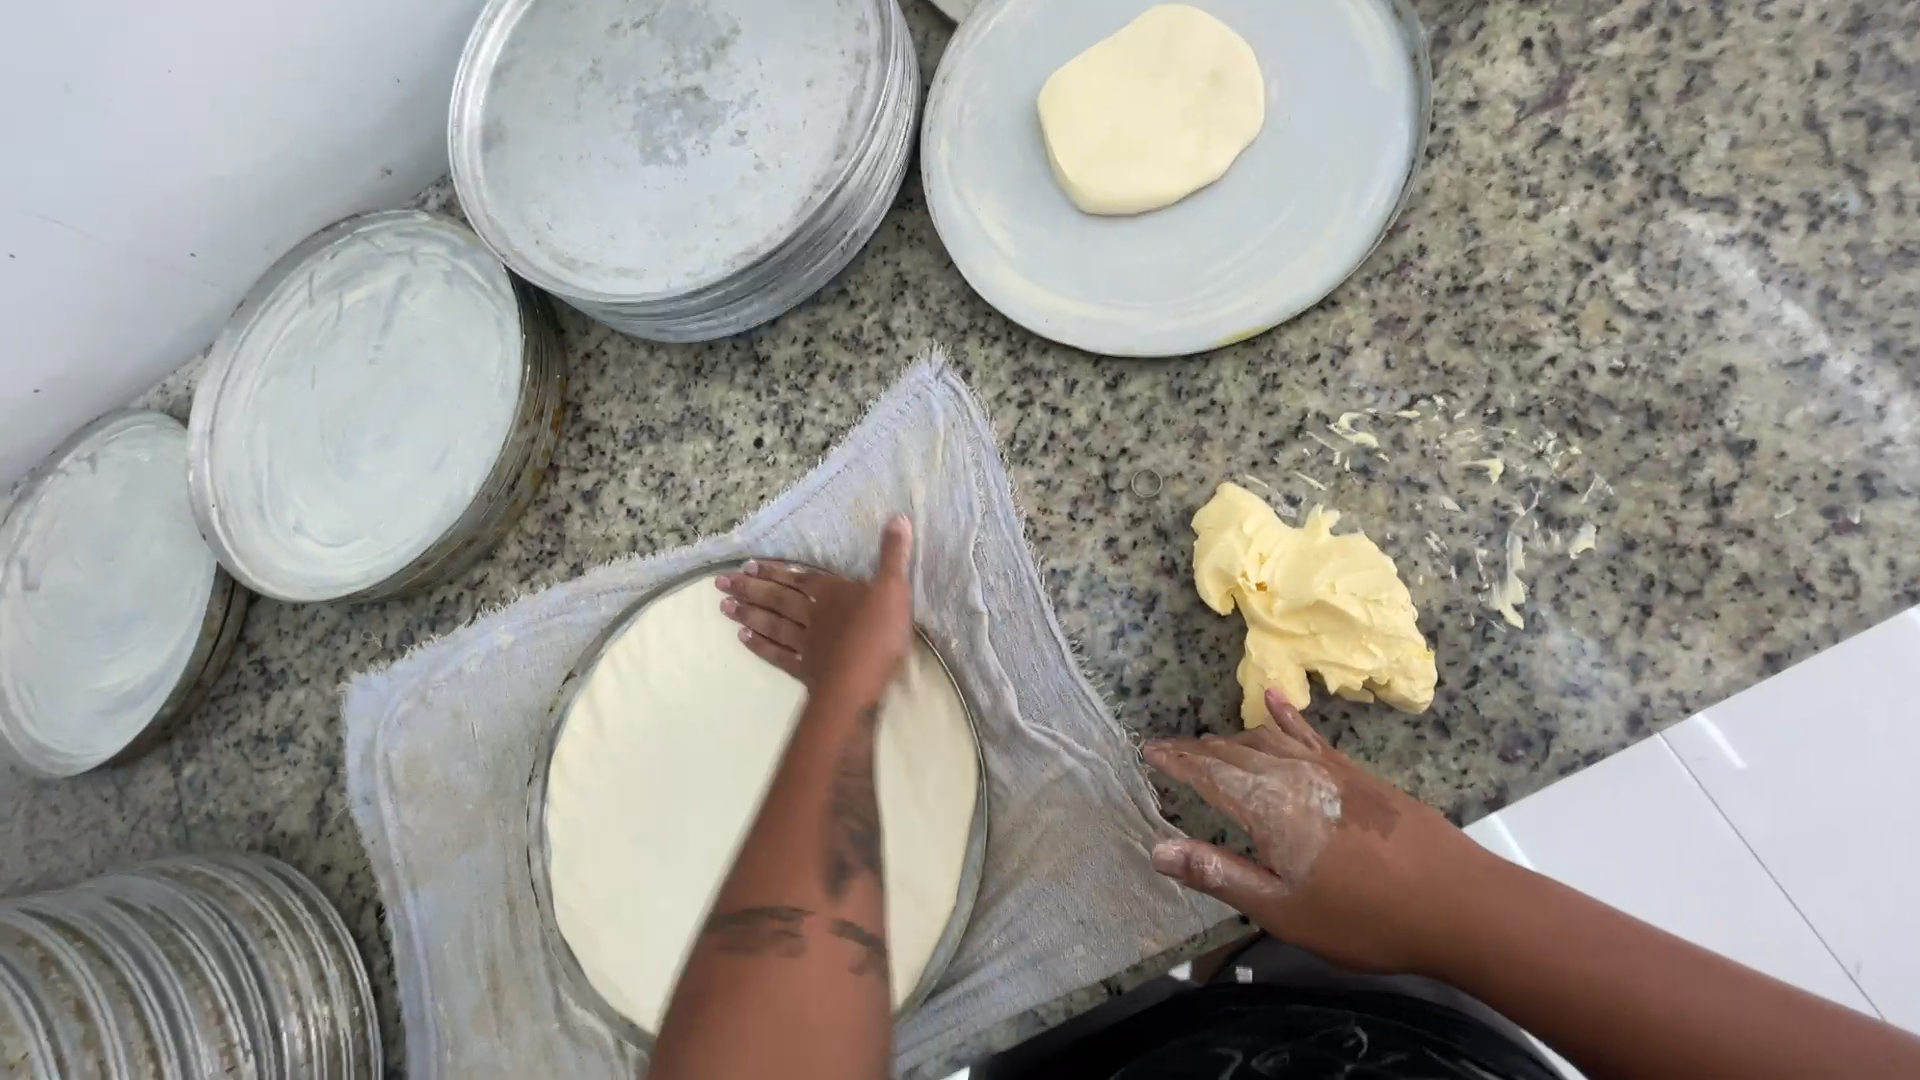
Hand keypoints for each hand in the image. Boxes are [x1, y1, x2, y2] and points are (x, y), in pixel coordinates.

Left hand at [715, 517, 915, 705]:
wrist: (858, 685)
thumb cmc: (876, 635)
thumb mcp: (893, 588)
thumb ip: (893, 555)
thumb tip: (898, 517)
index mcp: (829, 593)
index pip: (797, 577)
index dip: (774, 571)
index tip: (746, 565)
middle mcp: (811, 615)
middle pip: (777, 599)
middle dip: (750, 589)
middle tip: (720, 583)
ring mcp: (805, 644)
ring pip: (772, 624)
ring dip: (748, 614)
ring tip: (723, 608)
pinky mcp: (805, 671)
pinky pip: (778, 655)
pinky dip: (760, 647)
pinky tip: (744, 640)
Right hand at [1144, 689, 1491, 975]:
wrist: (1464, 905)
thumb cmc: (1365, 916)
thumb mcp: (1282, 910)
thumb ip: (1218, 874)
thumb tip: (1156, 849)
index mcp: (1266, 804)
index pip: (1206, 771)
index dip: (1174, 760)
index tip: (1146, 750)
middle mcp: (1290, 773)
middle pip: (1231, 750)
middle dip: (1195, 749)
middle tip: (1168, 751)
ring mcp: (1327, 767)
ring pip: (1265, 740)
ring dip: (1230, 739)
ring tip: (1207, 743)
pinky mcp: (1355, 773)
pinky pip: (1309, 734)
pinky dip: (1286, 717)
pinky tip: (1274, 700)